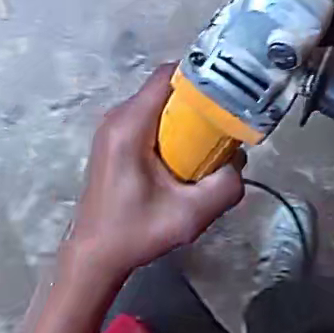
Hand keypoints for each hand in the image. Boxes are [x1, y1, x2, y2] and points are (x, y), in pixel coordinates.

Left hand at [64, 64, 244, 283]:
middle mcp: (118, 118)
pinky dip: (172, 122)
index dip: (199, 74)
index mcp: (129, 126)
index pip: (167, 75)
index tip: (225, 88)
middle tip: (224, 114)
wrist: (94, 258)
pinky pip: (150, 114)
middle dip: (197, 95)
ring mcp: (113, 127)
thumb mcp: (188, 217)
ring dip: (185, 110)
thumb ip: (223, 188)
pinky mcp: (115, 139)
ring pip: (159, 100)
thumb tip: (239, 161)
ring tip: (210, 133)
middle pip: (165, 86)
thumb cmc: (135, 233)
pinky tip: (187, 148)